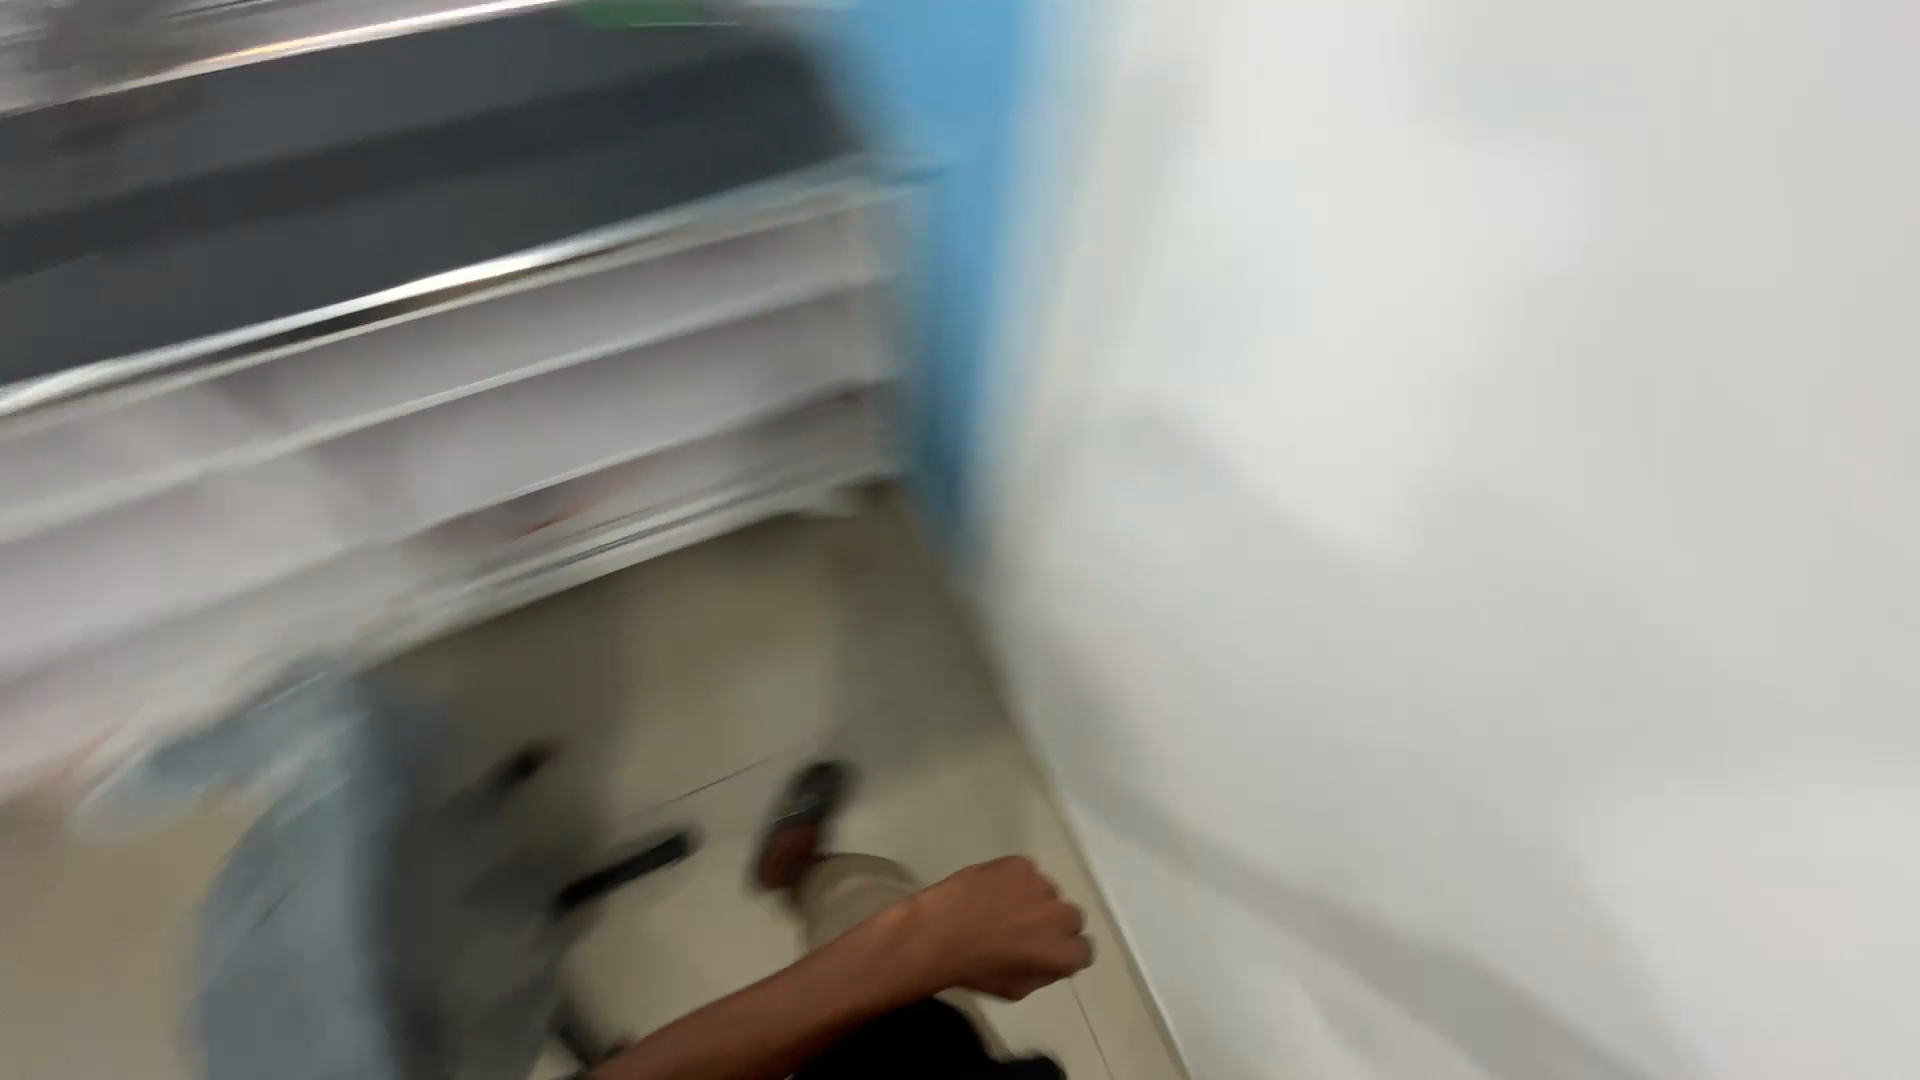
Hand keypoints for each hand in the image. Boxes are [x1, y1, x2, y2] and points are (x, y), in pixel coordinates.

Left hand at [891, 856, 1093, 1000]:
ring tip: (1002, 907)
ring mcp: (1040, 884)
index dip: (1064, 950)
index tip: (1046, 950)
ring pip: (1047, 892)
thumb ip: (1045, 971)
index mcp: (1062, 953)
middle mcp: (1059, 916)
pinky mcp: (1020, 863)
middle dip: (1053, 923)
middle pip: (1070, 917)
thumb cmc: (976, 968)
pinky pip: (1026, 871)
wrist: (940, 931)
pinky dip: (1014, 879)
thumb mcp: (1016, 989)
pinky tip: (992, 890)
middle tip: (1025, 927)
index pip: (1083, 949)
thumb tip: (1053, 957)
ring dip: (1033, 899)